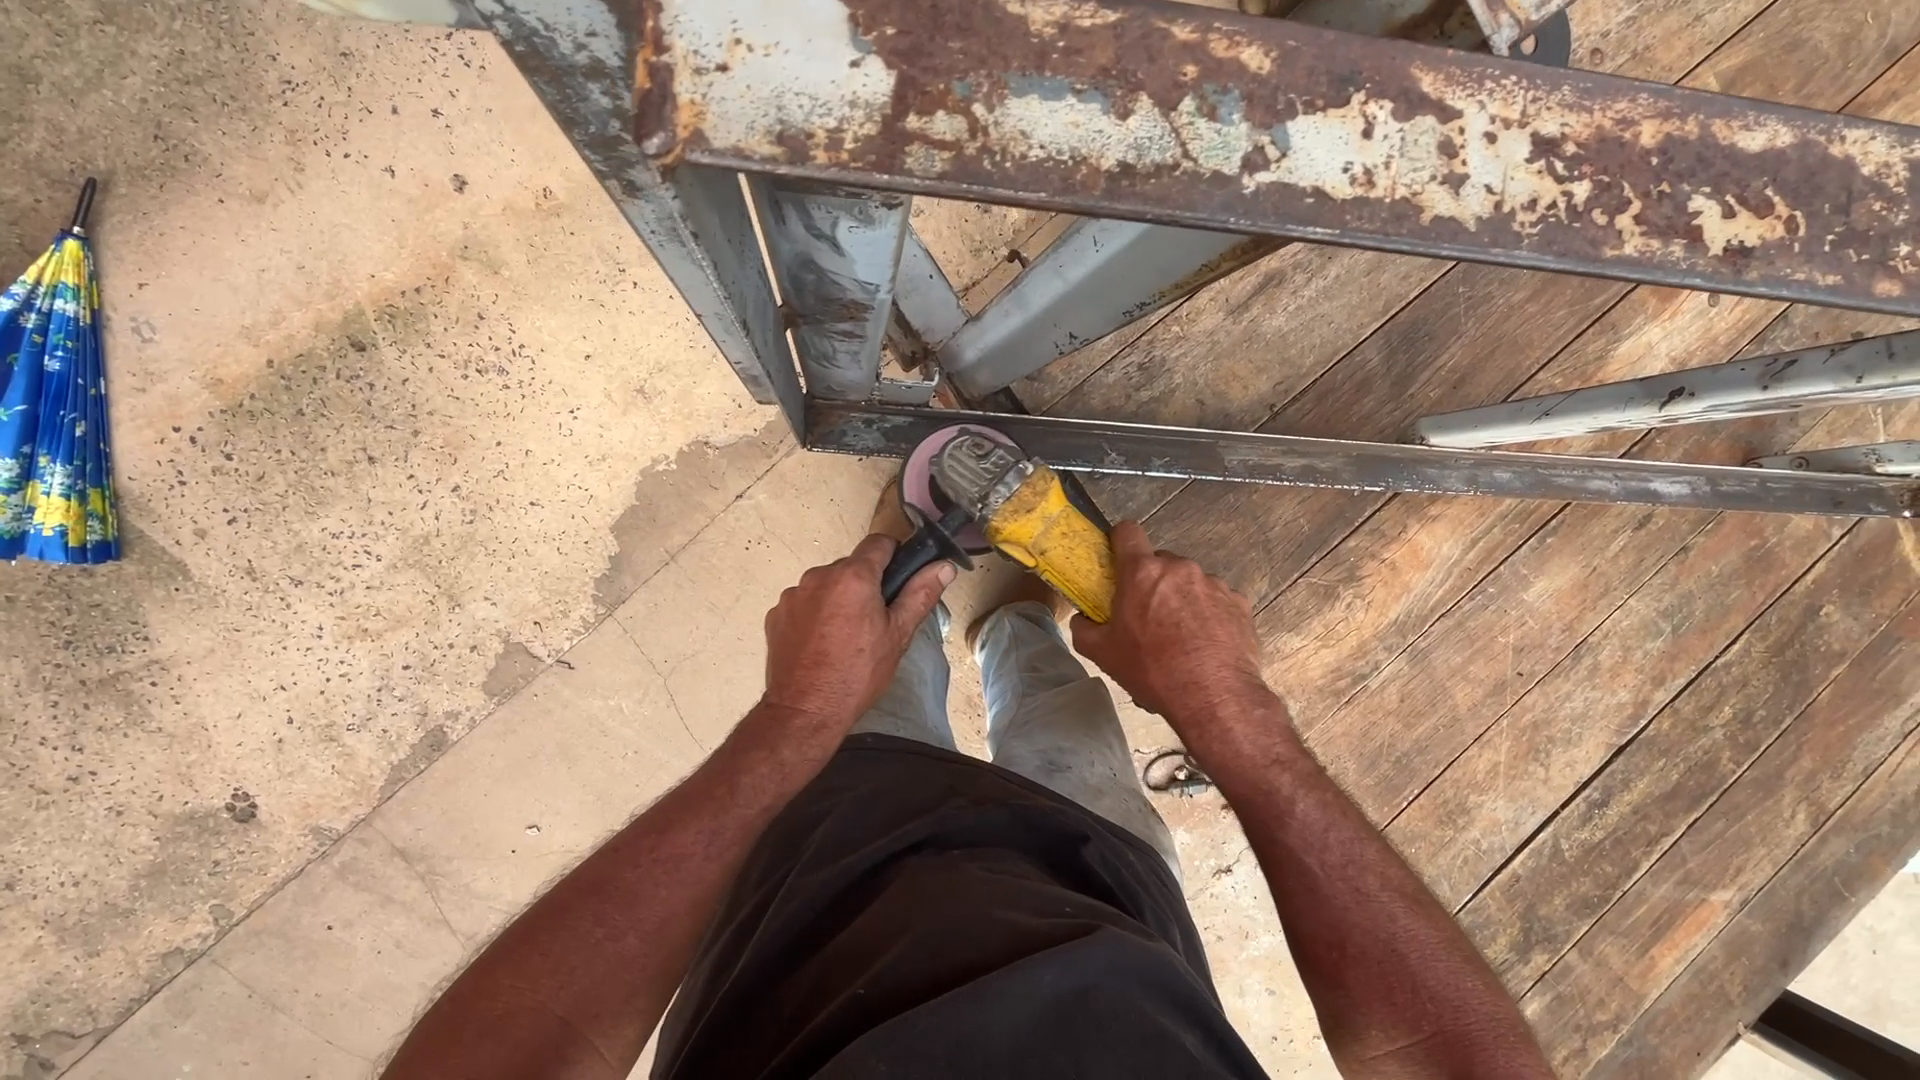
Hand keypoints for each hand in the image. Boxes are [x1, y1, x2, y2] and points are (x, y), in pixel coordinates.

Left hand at [761, 533, 954, 734]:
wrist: (806, 710)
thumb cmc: (857, 674)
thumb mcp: (898, 635)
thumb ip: (920, 594)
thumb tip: (944, 567)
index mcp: (853, 577)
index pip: (879, 542)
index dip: (894, 555)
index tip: (899, 578)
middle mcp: (819, 576)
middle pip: (851, 566)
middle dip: (865, 584)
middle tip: (875, 620)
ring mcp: (793, 594)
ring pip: (826, 585)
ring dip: (838, 599)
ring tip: (846, 637)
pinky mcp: (776, 613)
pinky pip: (804, 602)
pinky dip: (815, 614)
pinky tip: (821, 643)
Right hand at [1071, 521, 1272, 725]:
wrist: (1213, 696)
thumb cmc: (1151, 670)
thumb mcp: (1102, 654)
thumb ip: (1083, 629)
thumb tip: (1082, 620)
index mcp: (1142, 572)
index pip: (1127, 532)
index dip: (1119, 541)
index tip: (1117, 561)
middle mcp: (1179, 568)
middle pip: (1159, 563)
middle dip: (1151, 583)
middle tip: (1147, 617)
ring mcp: (1213, 583)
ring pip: (1189, 582)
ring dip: (1181, 600)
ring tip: (1181, 638)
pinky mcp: (1238, 603)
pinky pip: (1216, 601)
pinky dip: (1209, 615)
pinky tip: (1206, 644)